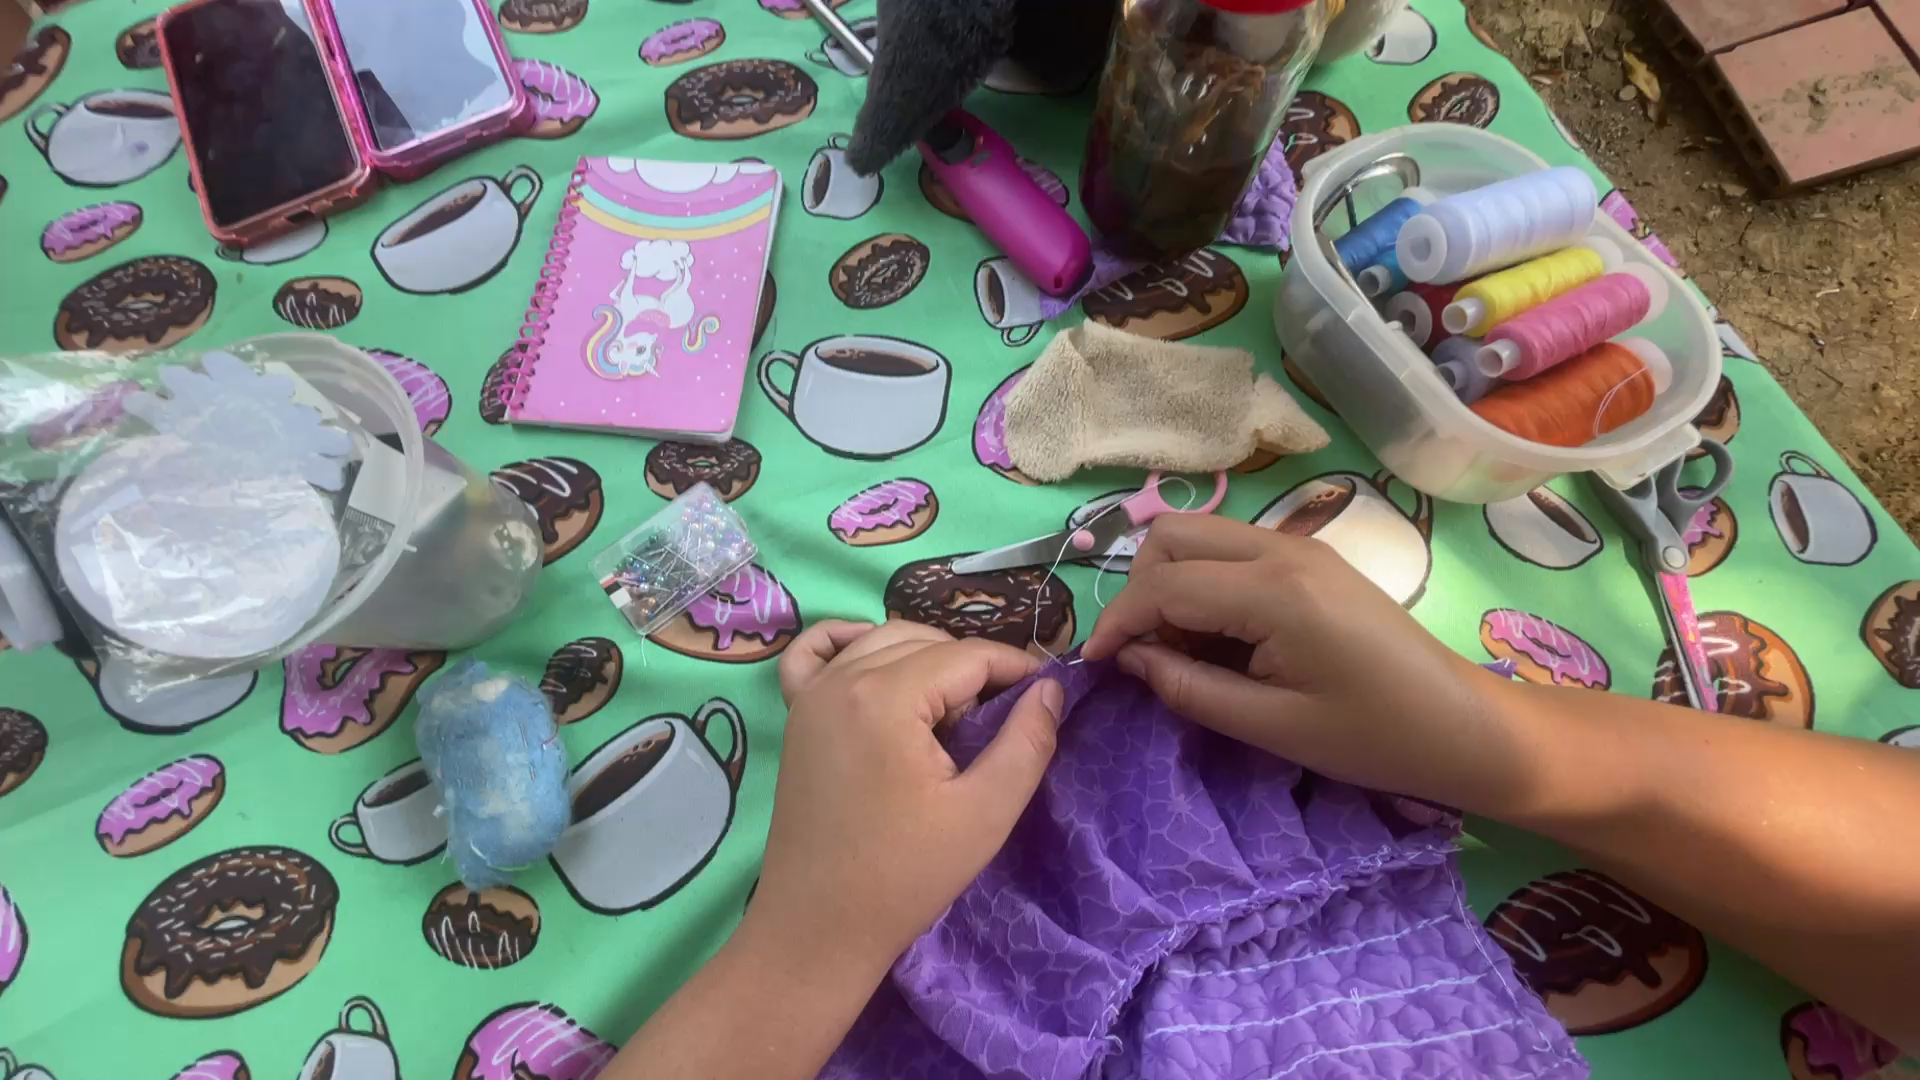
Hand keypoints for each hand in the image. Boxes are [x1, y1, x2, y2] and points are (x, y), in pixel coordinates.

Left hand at [752, 620, 1063, 973]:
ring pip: (883, 639)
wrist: (817, 928)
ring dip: (926, 658)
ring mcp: (811, 693)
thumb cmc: (904, 875)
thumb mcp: (985, 813)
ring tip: (950, 711)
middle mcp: (843, 678)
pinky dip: (848, 642)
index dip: (1014, 667)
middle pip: (927, 641)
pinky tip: (874, 662)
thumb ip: (1026, 743)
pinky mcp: (796, 713)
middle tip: (996, 720)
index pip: (967, 655)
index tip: (1045, 691)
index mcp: (886, 697)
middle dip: (972, 668)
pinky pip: (815, 651)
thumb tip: (1049, 689)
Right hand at [1083, 516, 1531, 816]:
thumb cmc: (1374, 737)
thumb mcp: (1270, 727)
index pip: (1163, 585)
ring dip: (1169, 583)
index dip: (1118, 621)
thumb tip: (1130, 659)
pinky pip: (1227, 550)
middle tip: (1147, 652)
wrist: (1469, 727)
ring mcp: (1297, 545)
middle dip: (1139, 589)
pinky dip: (1201, 582)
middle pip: (1170, 536)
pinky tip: (1219, 635)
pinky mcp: (1307, 556)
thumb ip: (1187, 688)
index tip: (1095, 663)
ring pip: (1196, 535)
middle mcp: (1280, 548)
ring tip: (1183, 647)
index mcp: (1273, 590)